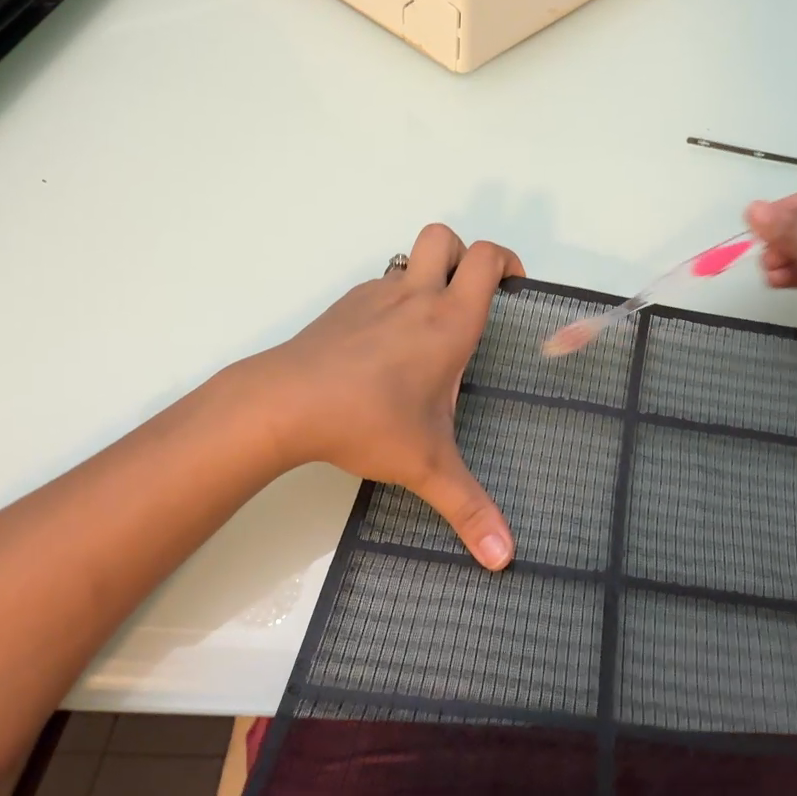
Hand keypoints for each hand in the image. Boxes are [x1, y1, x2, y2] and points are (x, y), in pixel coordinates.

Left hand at [221, 225, 523, 569]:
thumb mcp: (427, 467)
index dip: (509, 261)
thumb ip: (469, 509)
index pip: (488, 259)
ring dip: (428, 276)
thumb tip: (504, 560)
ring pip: (410, 258)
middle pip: (447, 236)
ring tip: (430, 329)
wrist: (282, 404)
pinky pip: (381, 286)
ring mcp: (376, 296)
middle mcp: (416, 297)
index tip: (514, 289)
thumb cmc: (367, 422)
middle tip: (472, 298)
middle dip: (467, 255)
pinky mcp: (344, 307)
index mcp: (449, 321)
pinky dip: (394, 301)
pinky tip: (386, 351)